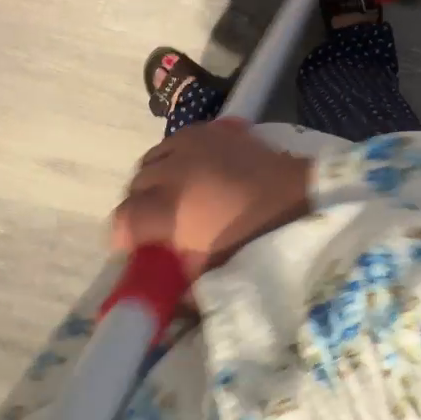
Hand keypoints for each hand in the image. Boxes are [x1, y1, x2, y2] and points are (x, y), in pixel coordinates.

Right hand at [111, 122, 312, 277]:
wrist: (297, 200)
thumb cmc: (253, 242)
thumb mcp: (208, 272)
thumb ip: (176, 279)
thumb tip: (161, 290)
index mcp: (167, 208)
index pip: (122, 219)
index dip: (122, 237)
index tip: (132, 249)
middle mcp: (171, 170)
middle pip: (135, 185)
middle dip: (139, 206)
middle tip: (154, 225)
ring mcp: (191, 144)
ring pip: (153, 158)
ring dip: (154, 178)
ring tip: (170, 194)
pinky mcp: (212, 129)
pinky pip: (177, 140)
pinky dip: (175, 156)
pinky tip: (189, 169)